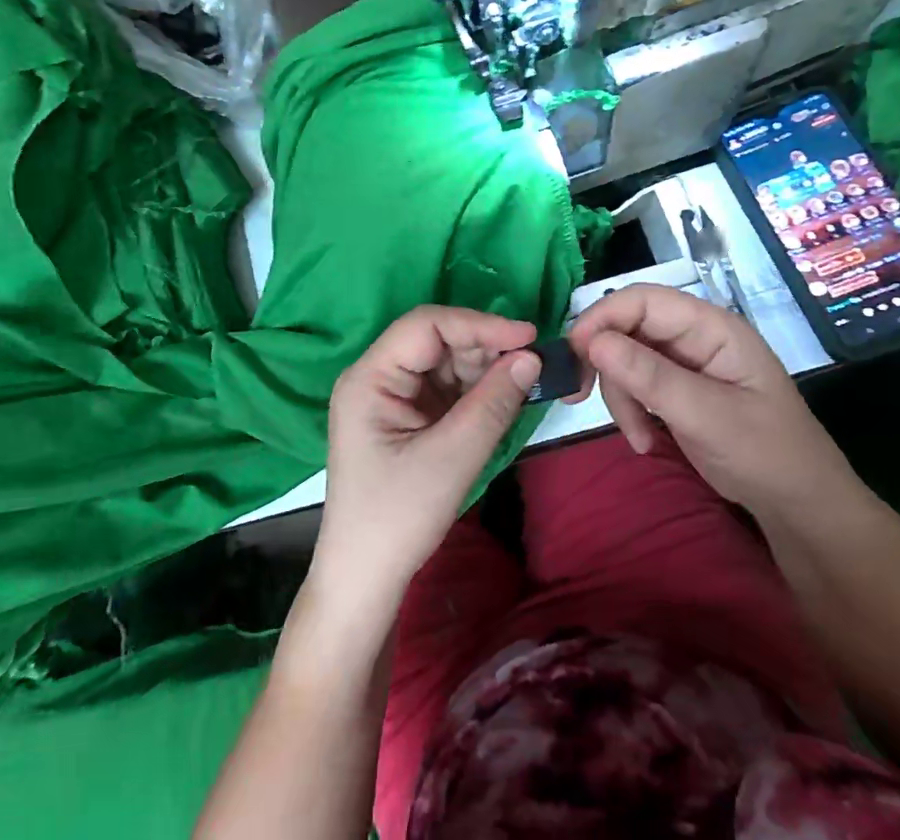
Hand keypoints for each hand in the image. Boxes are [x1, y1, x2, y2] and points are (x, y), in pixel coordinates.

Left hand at [319, 306, 542, 590]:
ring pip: (445, 365)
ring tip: (526, 382)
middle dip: (485, 348)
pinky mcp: (408, 419)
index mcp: (370, 378)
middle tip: (533, 364)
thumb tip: (532, 358)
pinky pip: (447, 391)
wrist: (366, 575)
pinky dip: (477, 392)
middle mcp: (376, 378)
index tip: (528, 336)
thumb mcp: (451, 457)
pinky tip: (505, 398)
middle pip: (436, 342)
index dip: (478, 324)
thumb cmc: (398, 516)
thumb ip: (493, 403)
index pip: (426, 326)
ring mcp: (392, 399)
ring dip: (485, 370)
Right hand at [566, 284, 855, 507]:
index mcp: (712, 328)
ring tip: (638, 438)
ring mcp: (685, 363)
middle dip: (604, 362)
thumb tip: (591, 341)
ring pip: (625, 360)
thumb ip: (649, 377)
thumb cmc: (765, 453)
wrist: (796, 502)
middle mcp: (695, 337)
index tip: (574, 354)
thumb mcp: (706, 415)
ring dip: (620, 397)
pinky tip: (644, 441)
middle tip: (580, 396)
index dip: (603, 318)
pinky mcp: (676, 389)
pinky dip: (630, 411)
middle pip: (627, 328)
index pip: (644, 300)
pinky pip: (635, 385)